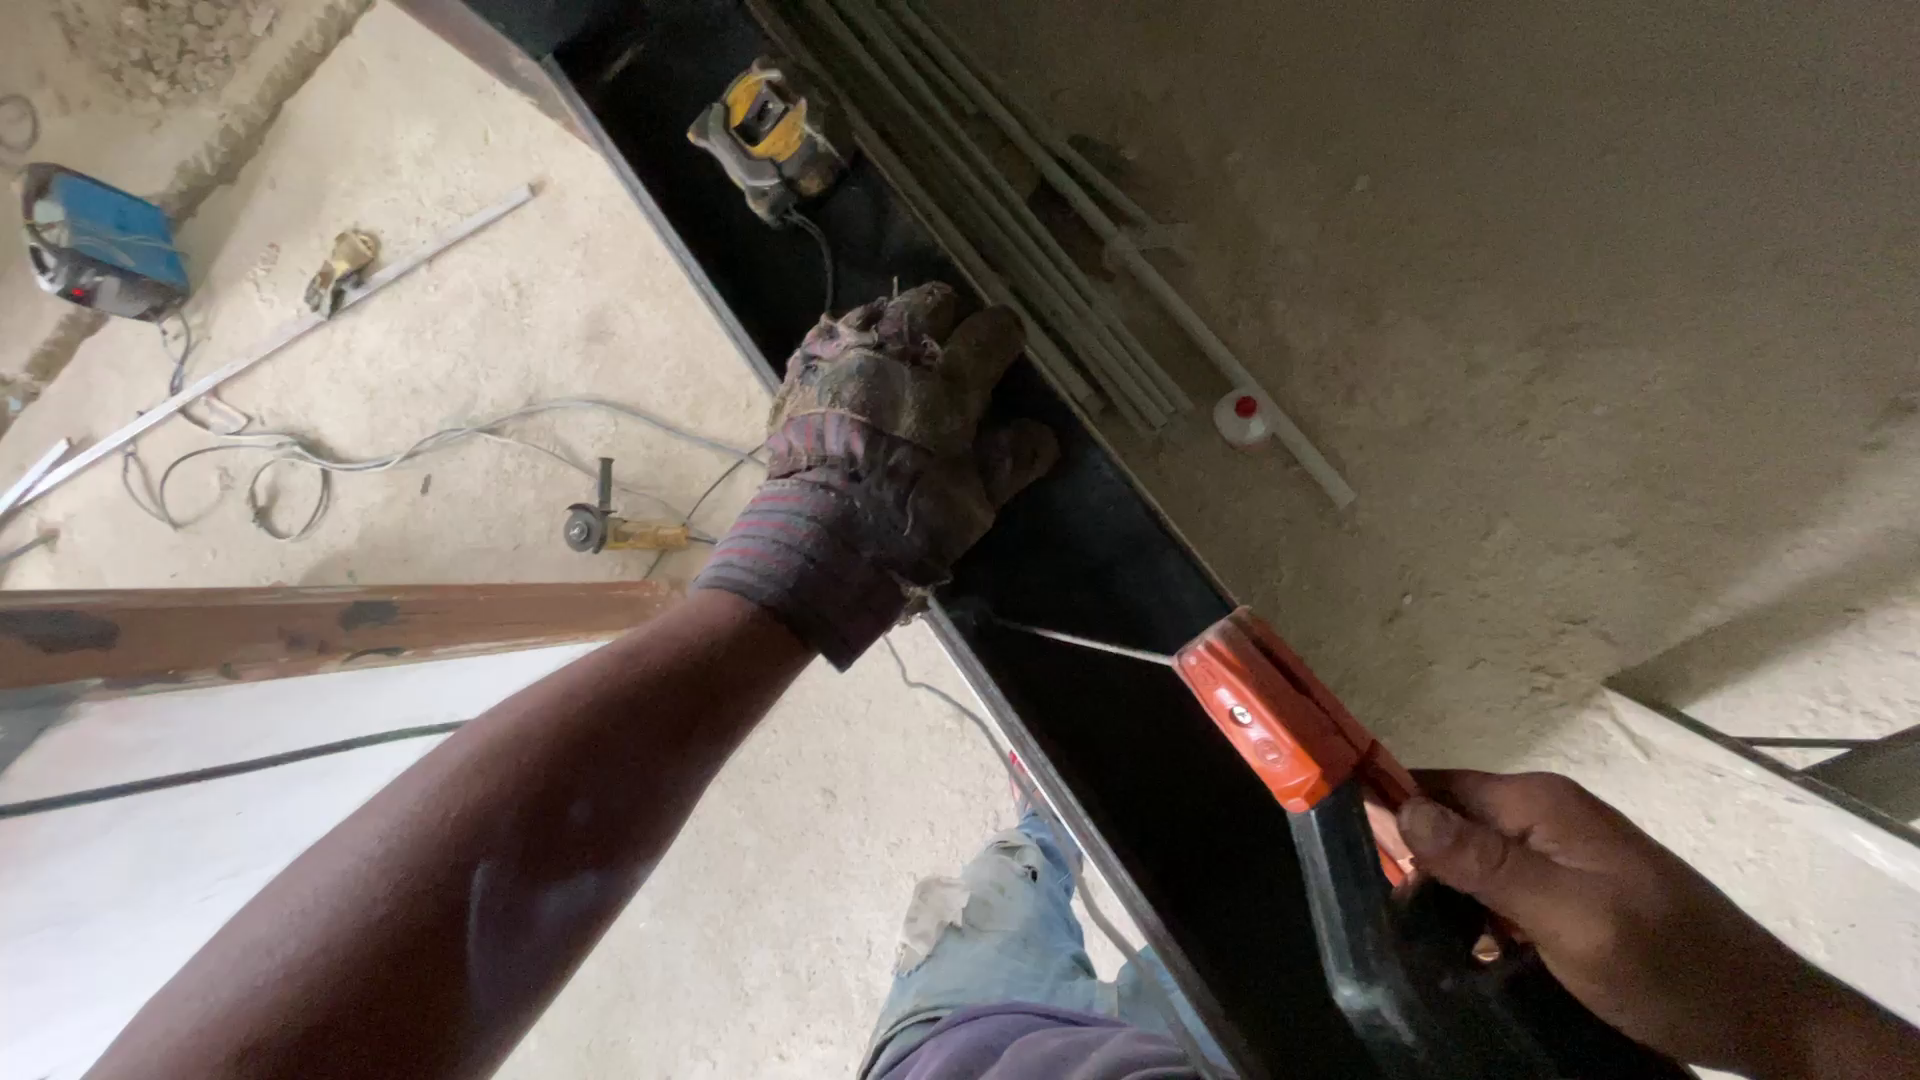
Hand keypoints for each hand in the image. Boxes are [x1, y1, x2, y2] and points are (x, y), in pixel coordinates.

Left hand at [695, 283, 1056, 668]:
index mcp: (951, 384)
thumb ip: (1011, 461)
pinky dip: (849, 342)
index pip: (992, 331)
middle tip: (949, 350)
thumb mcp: (974, 501)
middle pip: (933, 302)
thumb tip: (1043, 436)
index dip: (1004, 336)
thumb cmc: (908, 521)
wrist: (821, 535)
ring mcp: (846, 354)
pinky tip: (854, 366)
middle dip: (949, 319)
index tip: (1005, 349)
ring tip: (899, 354)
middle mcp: (898, 353)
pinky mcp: (805, 369)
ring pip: (880, 309)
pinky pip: (832, 333)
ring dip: (897, 325)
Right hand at [1397, 770, 1919, 1077]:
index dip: (1388, 810)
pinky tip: (1471, 944)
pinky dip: (1475, 908)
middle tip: (1395, 913)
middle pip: (1445, 818)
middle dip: (1415, 860)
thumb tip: (1402, 810)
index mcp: (1535, 802)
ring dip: (1444, 890)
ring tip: (1424, 936)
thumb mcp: (1570, 917)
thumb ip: (1485, 862)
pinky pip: (1496, 881)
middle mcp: (1540, 811)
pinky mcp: (1566, 881)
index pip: (1432, 785)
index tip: (1348, 848)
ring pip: (1467, 854)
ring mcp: (1556, 847)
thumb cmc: (1667, 963)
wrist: (1771, 1021)